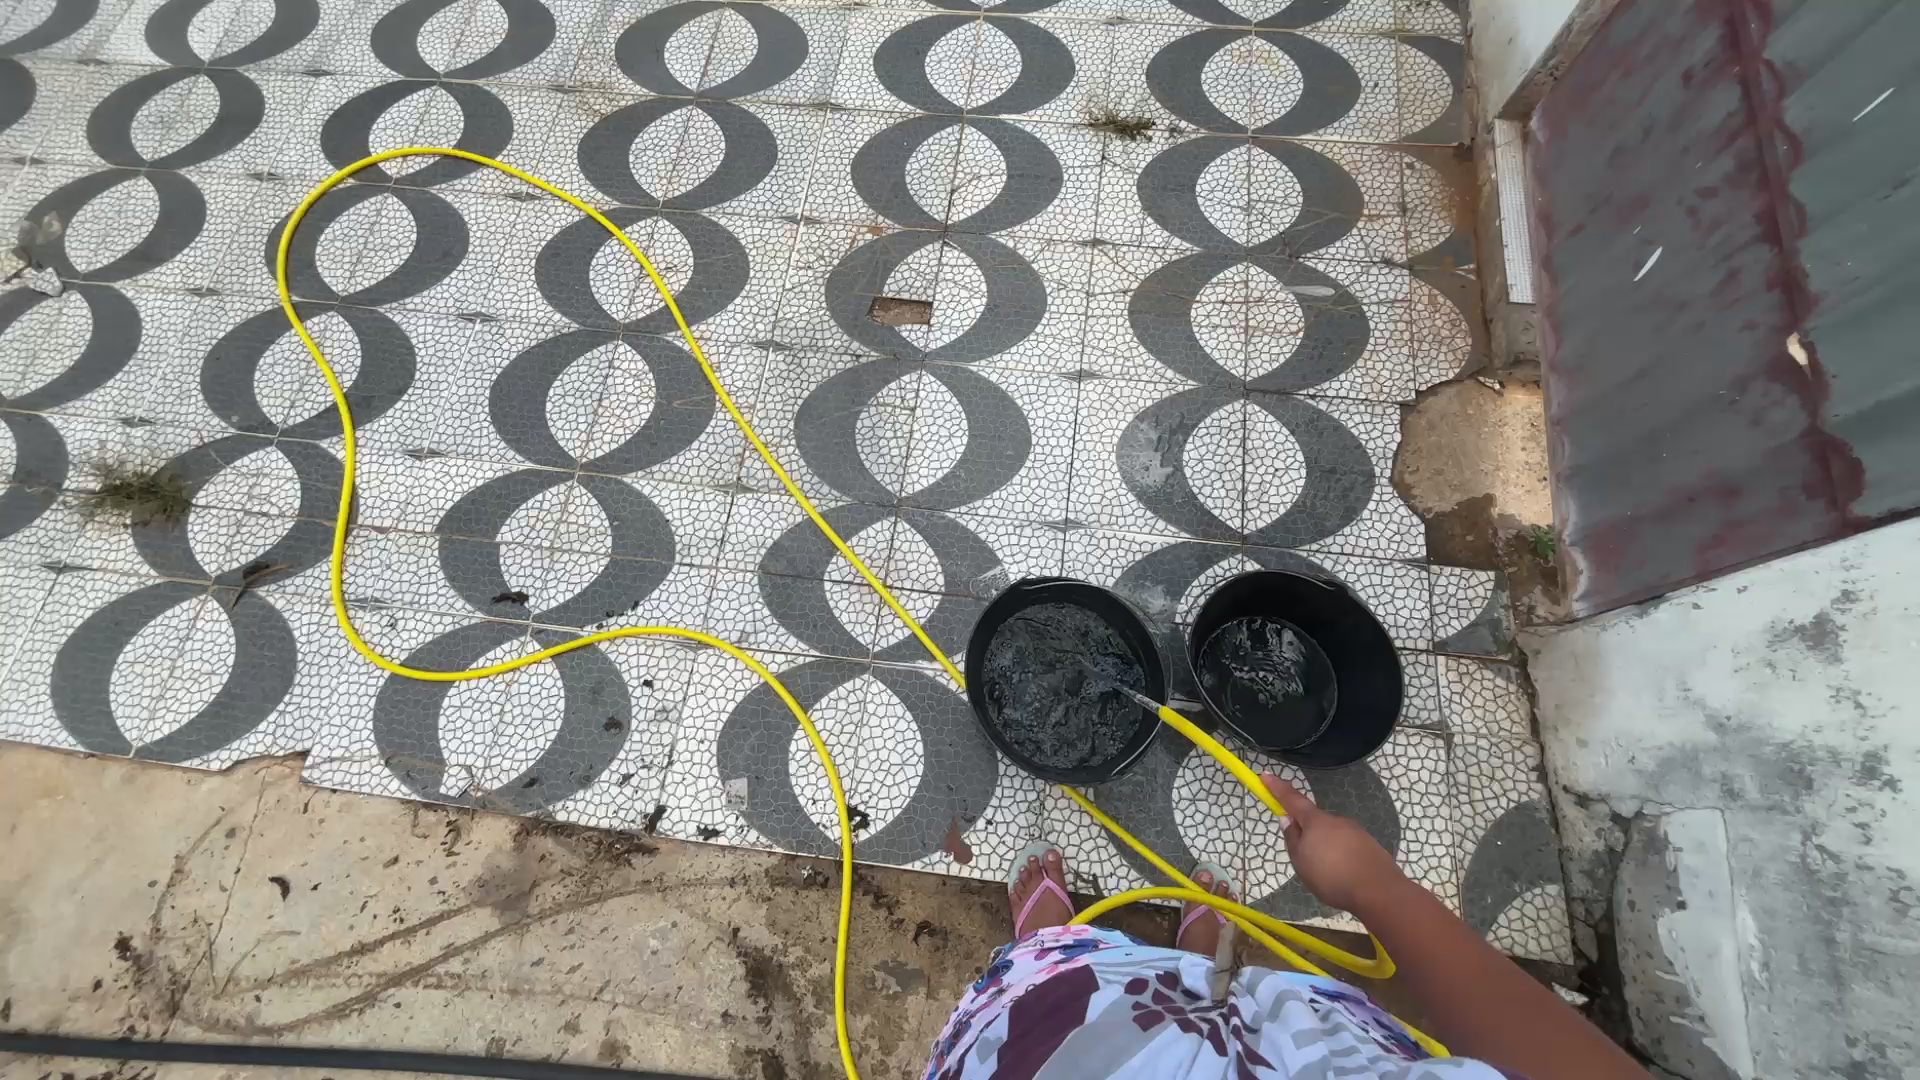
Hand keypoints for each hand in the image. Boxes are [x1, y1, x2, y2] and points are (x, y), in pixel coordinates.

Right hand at [1262, 772, 1404, 913]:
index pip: (1292, 799)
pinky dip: (1343, 857)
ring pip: (1333, 835)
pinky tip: (1345, 876)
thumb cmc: (1332, 876)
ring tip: (1328, 874)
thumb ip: (1292, 838)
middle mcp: (1337, 820)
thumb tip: (1288, 819)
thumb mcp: (1301, 861)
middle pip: (1315, 821)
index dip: (1277, 787)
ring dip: (1327, 848)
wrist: (1380, 892)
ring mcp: (1357, 832)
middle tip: (1305, 856)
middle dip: (1308, 832)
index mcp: (1315, 821)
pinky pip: (1349, 848)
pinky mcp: (1371, 847)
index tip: (1265, 775)